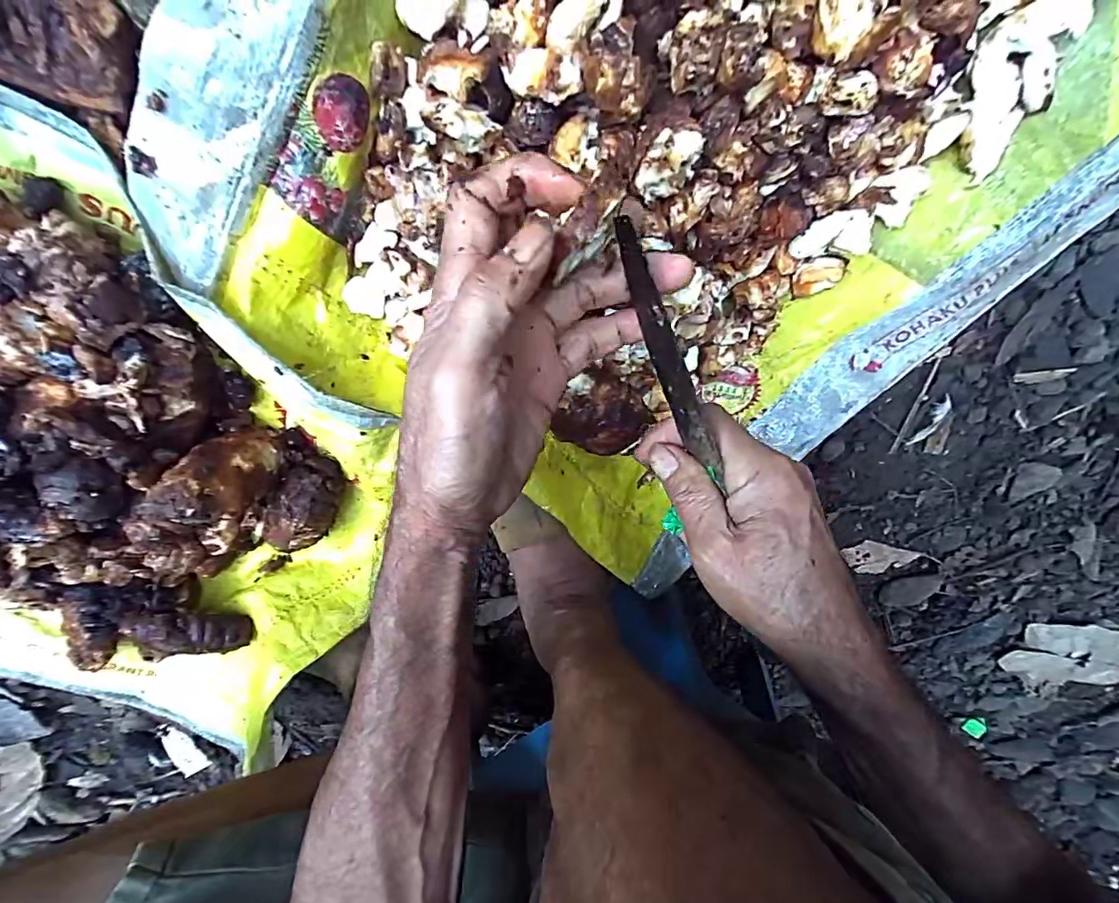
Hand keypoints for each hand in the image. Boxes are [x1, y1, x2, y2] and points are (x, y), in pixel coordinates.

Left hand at [395, 154, 690, 540]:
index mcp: (463, 293)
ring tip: (674, 274)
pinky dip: (620, 325)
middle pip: (545, 244)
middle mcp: (498, 306)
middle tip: (637, 234)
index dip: (521, 182)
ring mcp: (528, 338)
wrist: (458, 503)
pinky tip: (651, 322)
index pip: (481, 207)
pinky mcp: (550, 370)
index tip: (571, 191)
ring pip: (579, 290)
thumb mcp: (458, 366)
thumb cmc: (444, 441)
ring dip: (624, 280)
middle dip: (590, 228)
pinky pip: (590, 335)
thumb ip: (492, 297)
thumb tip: (539, 235)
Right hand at [635, 405, 876, 663]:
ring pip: (735, 460)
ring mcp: (793, 483)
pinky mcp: (795, 500)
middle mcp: (784, 467)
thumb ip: (687, 493)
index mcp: (763, 472)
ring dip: (703, 475)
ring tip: (685, 510)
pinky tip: (715, 521)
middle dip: (684, 454)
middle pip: (722, 438)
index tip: (646, 454)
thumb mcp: (713, 546)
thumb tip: (662, 452)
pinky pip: (751, 479)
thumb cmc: (768, 595)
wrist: (822, 628)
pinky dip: (724, 490)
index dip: (670, 429)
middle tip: (658, 482)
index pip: (710, 419)